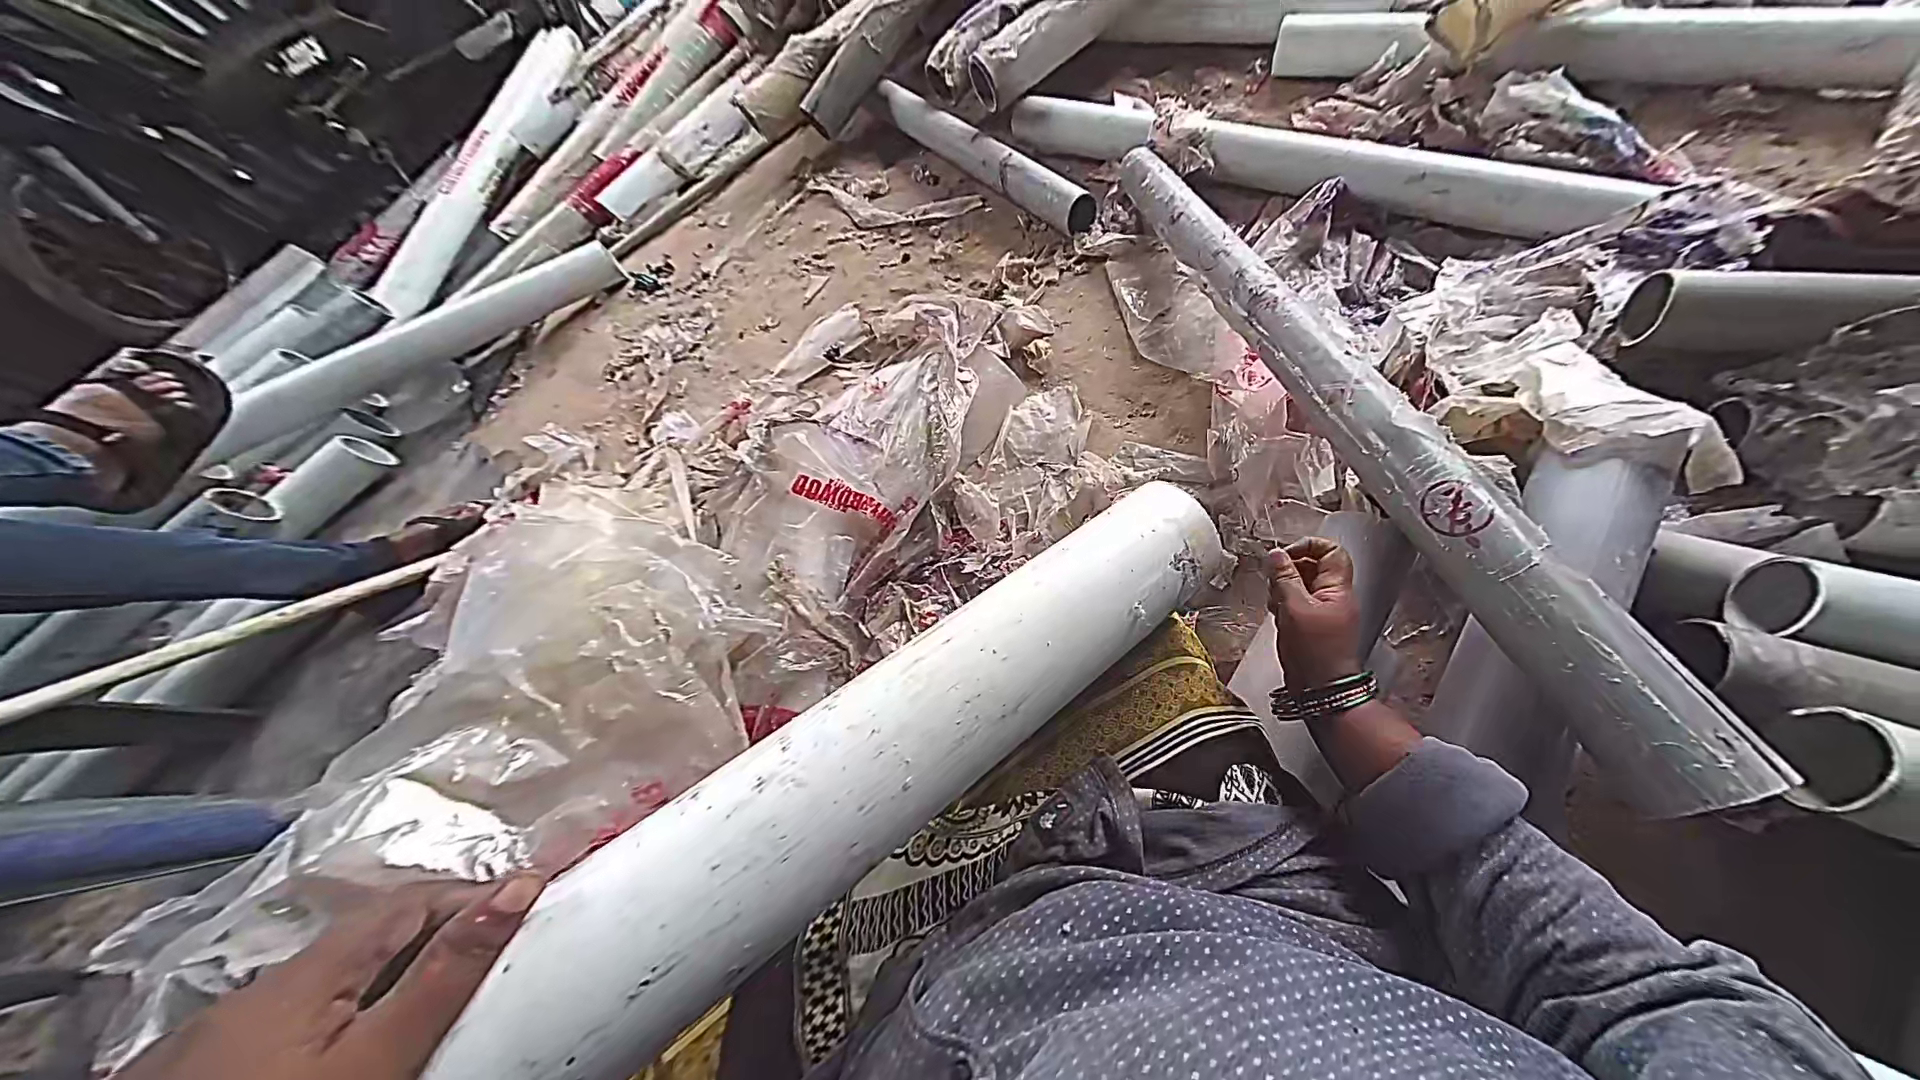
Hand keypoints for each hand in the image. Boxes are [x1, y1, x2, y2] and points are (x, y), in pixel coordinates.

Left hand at [120, 874, 542, 1079]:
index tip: (530, 896)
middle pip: (370, 932)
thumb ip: (448, 971)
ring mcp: (216, 1033)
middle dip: (440, 925)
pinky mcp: (200, 1069)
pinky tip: (363, 1028)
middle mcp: (256, 990)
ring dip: (397, 963)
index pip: (410, 900)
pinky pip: (299, 1010)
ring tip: (444, 979)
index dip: (474, 892)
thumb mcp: (380, 1056)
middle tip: (498, 938)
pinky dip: (352, 1001)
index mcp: (304, 973)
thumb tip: (520, 886)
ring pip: (334, 972)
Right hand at [1268, 537, 1361, 689]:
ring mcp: (1322, 609)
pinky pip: (1295, 601)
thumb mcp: (1294, 609)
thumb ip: (1284, 579)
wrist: (1320, 688)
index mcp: (1338, 589)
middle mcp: (1333, 596)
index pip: (1331, 551)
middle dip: (1288, 570)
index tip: (1284, 555)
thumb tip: (1276, 555)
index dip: (1308, 547)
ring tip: (1275, 602)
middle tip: (1275, 582)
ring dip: (1282, 587)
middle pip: (1312, 566)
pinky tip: (1276, 614)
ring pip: (1301, 583)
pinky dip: (1282, 602)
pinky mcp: (1310, 622)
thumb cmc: (1313, 652)